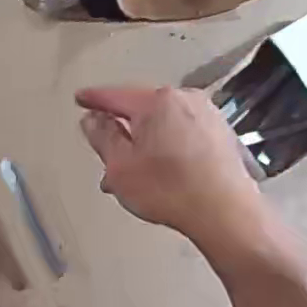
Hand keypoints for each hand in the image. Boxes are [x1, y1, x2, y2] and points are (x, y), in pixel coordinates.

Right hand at [76, 86, 264, 240]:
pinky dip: (167, 149)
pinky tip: (161, 175)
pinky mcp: (220, 133)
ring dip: (144, 144)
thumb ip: (102, 137)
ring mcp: (206, 115)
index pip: (114, 96)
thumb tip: (93, 121)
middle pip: (140, 111)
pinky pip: (182, 134)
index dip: (93, 100)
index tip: (83, 99)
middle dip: (121, 132)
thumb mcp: (120, 167)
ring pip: (162, 124)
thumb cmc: (175, 191)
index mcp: (156, 103)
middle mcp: (184, 100)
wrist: (224, 211)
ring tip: (135, 176)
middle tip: (107, 156)